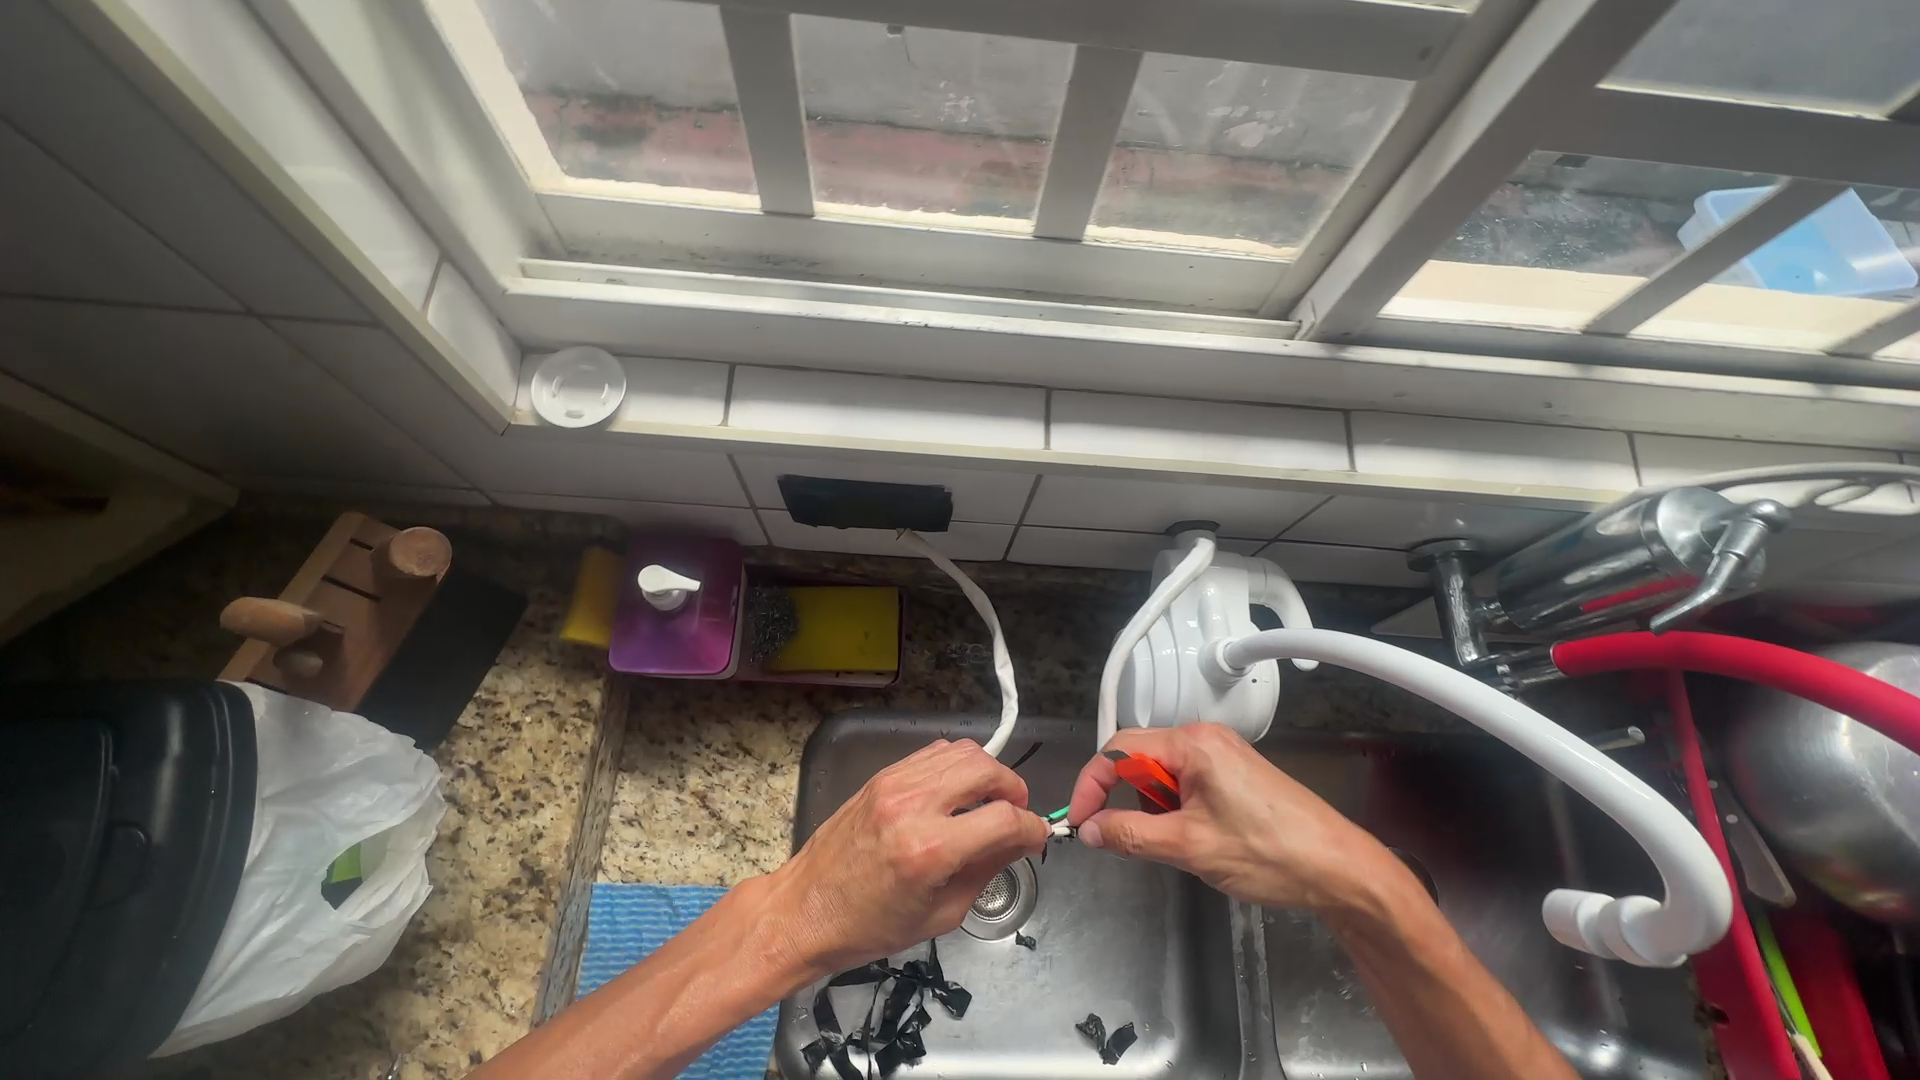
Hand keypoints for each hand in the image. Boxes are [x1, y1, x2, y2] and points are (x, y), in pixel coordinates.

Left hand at [769, 739, 1050, 973]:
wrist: (806, 909)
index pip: (1004, 819)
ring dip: (988, 773)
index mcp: (929, 850)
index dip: (1031, 827)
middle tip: (1016, 814)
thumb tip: (1022, 840)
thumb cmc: (871, 926)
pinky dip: (958, 766)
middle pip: (986, 769)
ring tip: (989, 801)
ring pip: (963, 751)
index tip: (1037, 837)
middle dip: (1014, 789)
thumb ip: (989, 870)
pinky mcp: (883, 775)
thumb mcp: (943, 914)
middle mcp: (913, 806)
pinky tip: (958, 792)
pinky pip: (935, 753)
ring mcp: (895, 783)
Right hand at [1067, 723, 1406, 912]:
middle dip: (1125, 799)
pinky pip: (1185, 782)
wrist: (1341, 871)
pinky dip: (1174, 808)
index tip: (1080, 821)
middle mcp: (1205, 739)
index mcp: (1192, 744)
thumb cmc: (1268, 853)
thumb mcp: (1189, 847)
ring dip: (1152, 808)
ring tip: (1174, 844)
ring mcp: (1223, 755)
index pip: (1118, 750)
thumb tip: (1088, 830)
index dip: (1091, 785)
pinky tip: (1194, 838)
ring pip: (1162, 774)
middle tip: (1125, 838)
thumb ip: (1129, 835)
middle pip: (1139, 758)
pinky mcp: (1235, 774)